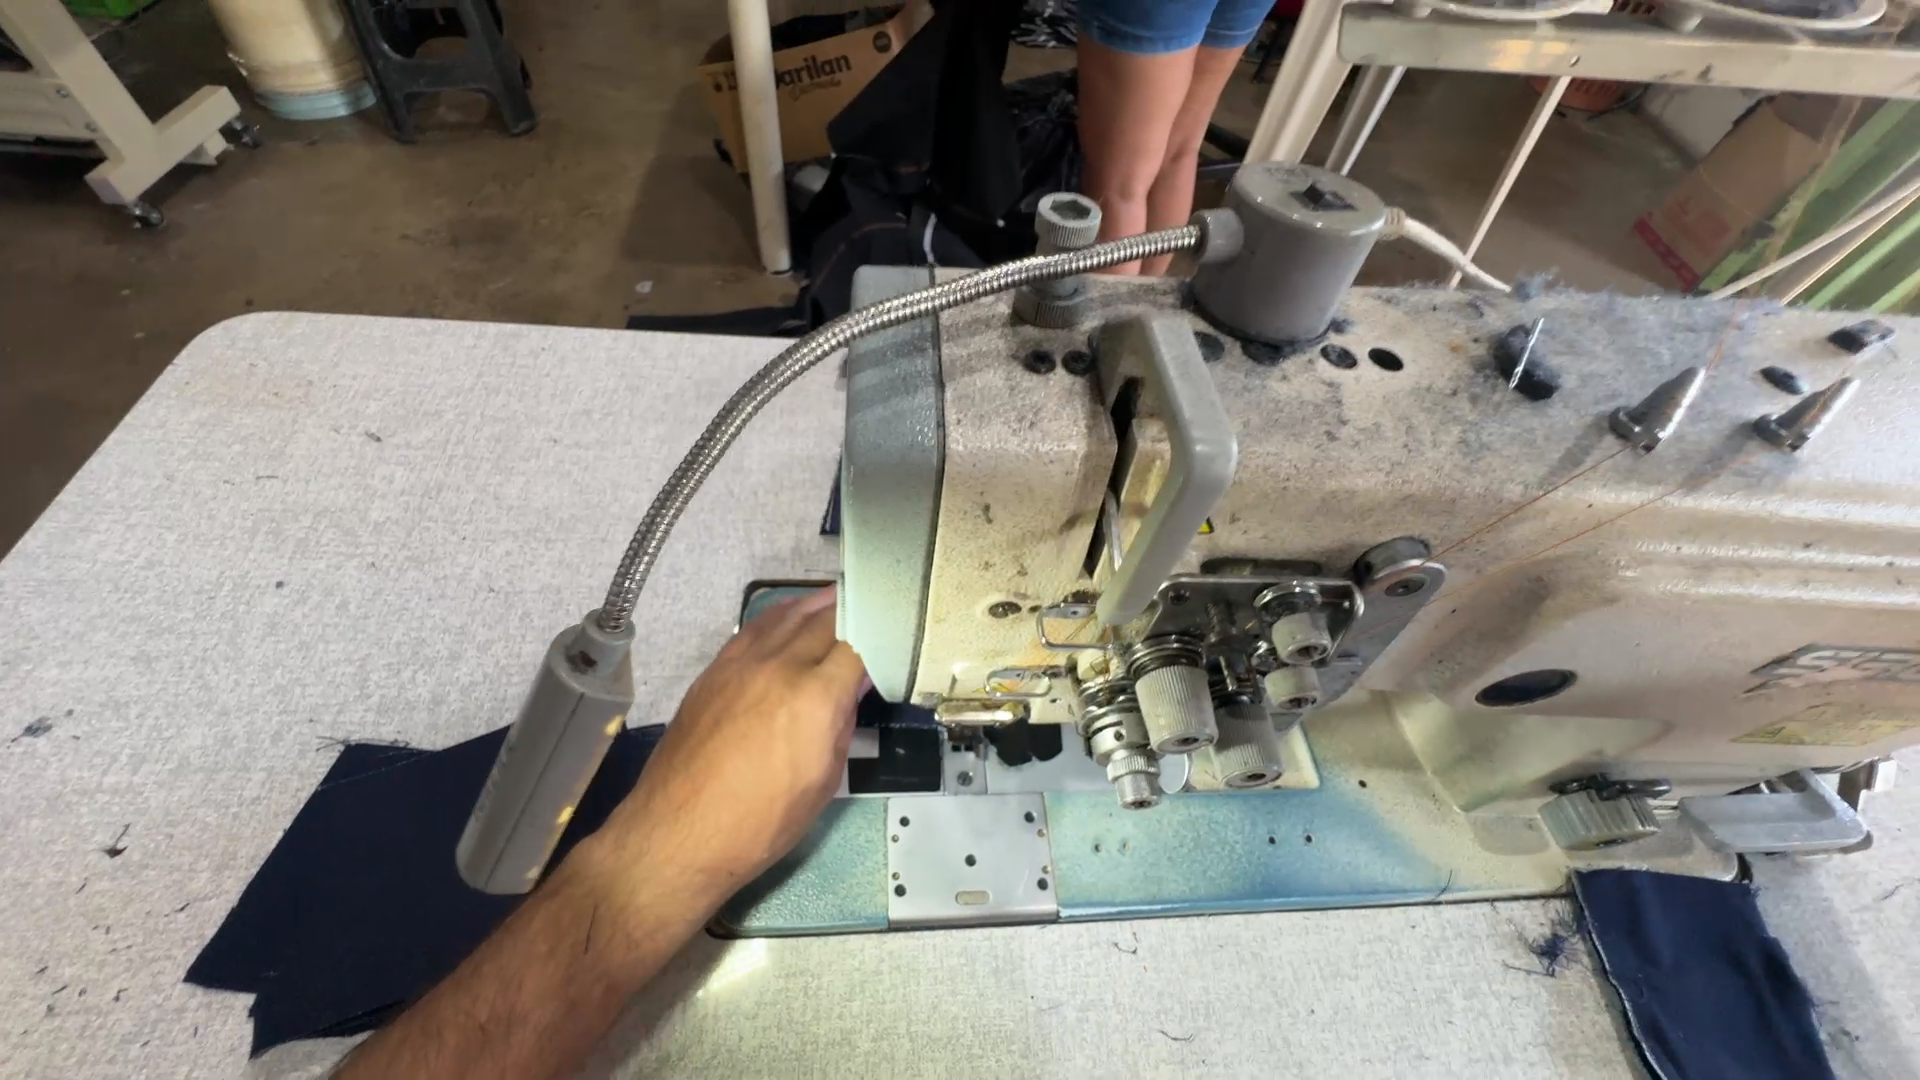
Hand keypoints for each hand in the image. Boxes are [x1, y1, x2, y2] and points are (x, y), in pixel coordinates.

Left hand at [590, 588, 866, 911]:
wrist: (678, 834)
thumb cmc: (762, 822)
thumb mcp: (824, 780)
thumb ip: (844, 722)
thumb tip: (853, 686)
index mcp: (815, 696)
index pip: (858, 643)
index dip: (880, 634)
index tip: (894, 635)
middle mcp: (780, 666)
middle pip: (826, 620)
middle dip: (854, 613)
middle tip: (875, 610)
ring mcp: (743, 662)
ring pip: (789, 613)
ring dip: (818, 604)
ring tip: (840, 597)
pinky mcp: (716, 668)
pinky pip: (756, 626)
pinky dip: (782, 614)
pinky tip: (792, 615)